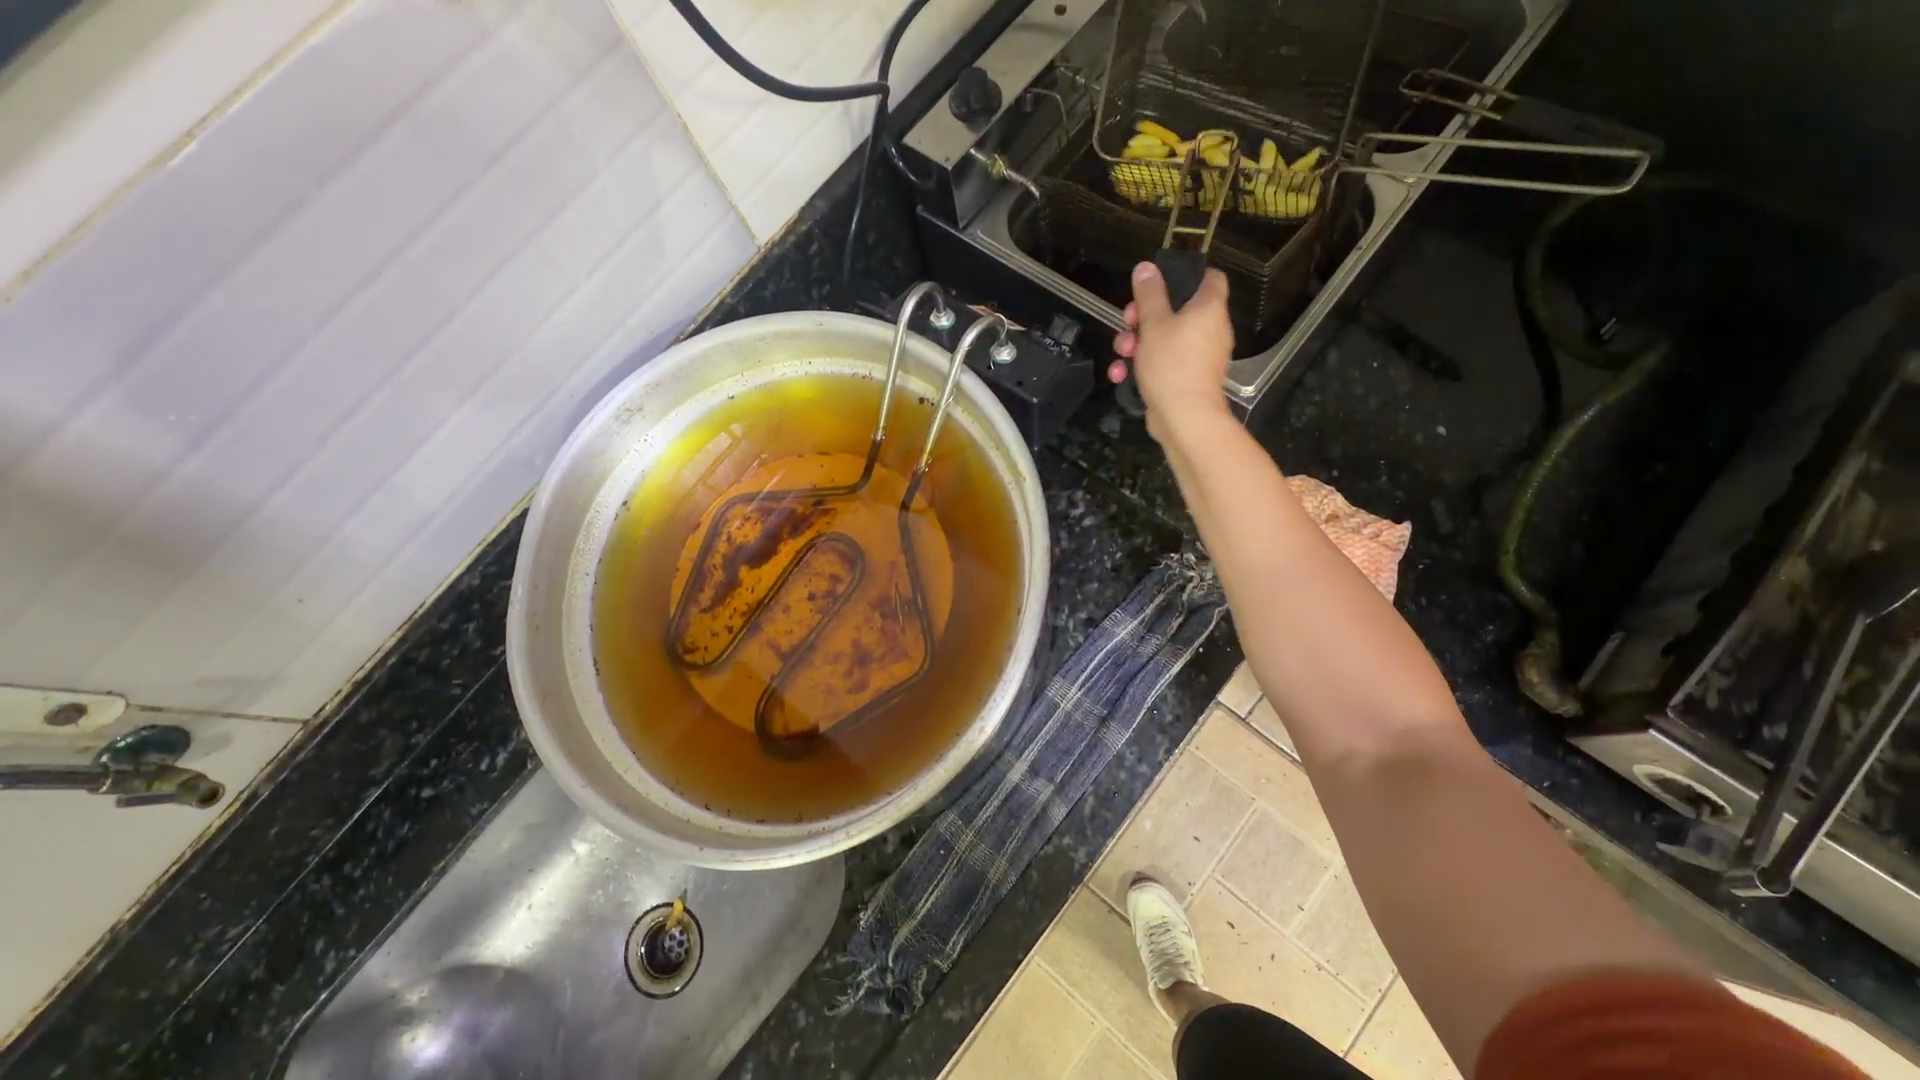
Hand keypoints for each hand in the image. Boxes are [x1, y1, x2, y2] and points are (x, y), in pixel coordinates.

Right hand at [1109, 261, 1233, 440]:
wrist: (1184, 418)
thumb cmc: (1172, 364)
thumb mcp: (1154, 323)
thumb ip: (1149, 294)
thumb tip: (1146, 266)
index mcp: (1209, 309)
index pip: (1211, 278)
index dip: (1186, 275)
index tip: (1159, 283)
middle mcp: (1209, 330)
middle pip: (1177, 309)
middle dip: (1144, 316)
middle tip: (1128, 322)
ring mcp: (1198, 356)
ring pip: (1164, 338)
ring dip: (1137, 343)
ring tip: (1122, 353)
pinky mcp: (1186, 378)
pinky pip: (1164, 362)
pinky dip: (1143, 365)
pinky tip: (1121, 375)